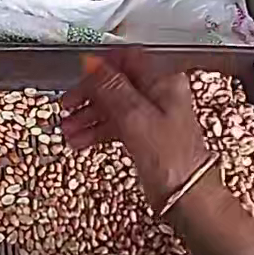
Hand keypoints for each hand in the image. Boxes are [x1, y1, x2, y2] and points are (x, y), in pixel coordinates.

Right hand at [60, 50, 214, 208]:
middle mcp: (159, 95)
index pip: (127, 59)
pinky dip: (97, 131)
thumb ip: (111, 88)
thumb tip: (92, 63)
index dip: (100, 65)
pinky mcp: (146, 137)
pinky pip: (117, 126)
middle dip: (88, 95)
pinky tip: (80, 141)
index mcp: (163, 82)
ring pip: (113, 107)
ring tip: (67, 131)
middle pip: (116, 84)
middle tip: (66, 107)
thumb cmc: (169, 157)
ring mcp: (153, 117)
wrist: (188, 195)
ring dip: (88, 116)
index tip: (78, 75)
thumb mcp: (135, 117)